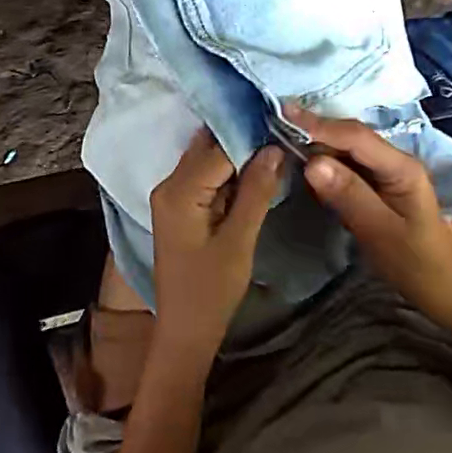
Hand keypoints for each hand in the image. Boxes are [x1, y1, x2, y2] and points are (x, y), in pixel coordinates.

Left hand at [148, 130, 283, 361]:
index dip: (251, 134)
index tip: (282, 122)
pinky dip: (229, 171)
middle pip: (209, 147)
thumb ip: (256, 191)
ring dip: (238, 153)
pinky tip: (256, 170)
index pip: (219, 148)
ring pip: (207, 159)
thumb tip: (274, 148)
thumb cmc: (212, 290)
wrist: (186, 330)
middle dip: (243, 137)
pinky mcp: (180, 206)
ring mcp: (171, 195)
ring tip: (274, 144)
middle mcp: (168, 185)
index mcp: (179, 191)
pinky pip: (205, 176)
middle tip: (281, 129)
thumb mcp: (239, 240)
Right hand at [287, 106, 451, 327]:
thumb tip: (312, 162)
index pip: (356, 137)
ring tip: (286, 139)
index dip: (320, 125)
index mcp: (402, 167)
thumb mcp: (380, 232)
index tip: (286, 115)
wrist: (443, 290)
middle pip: (352, 137)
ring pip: (349, 150)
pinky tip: (308, 166)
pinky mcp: (380, 185)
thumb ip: (349, 195)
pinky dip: (328, 163)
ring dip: (320, 145)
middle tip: (278, 125)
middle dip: (316, 130)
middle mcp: (396, 161)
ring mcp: (389, 173)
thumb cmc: (416, 263)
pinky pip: (350, 166)